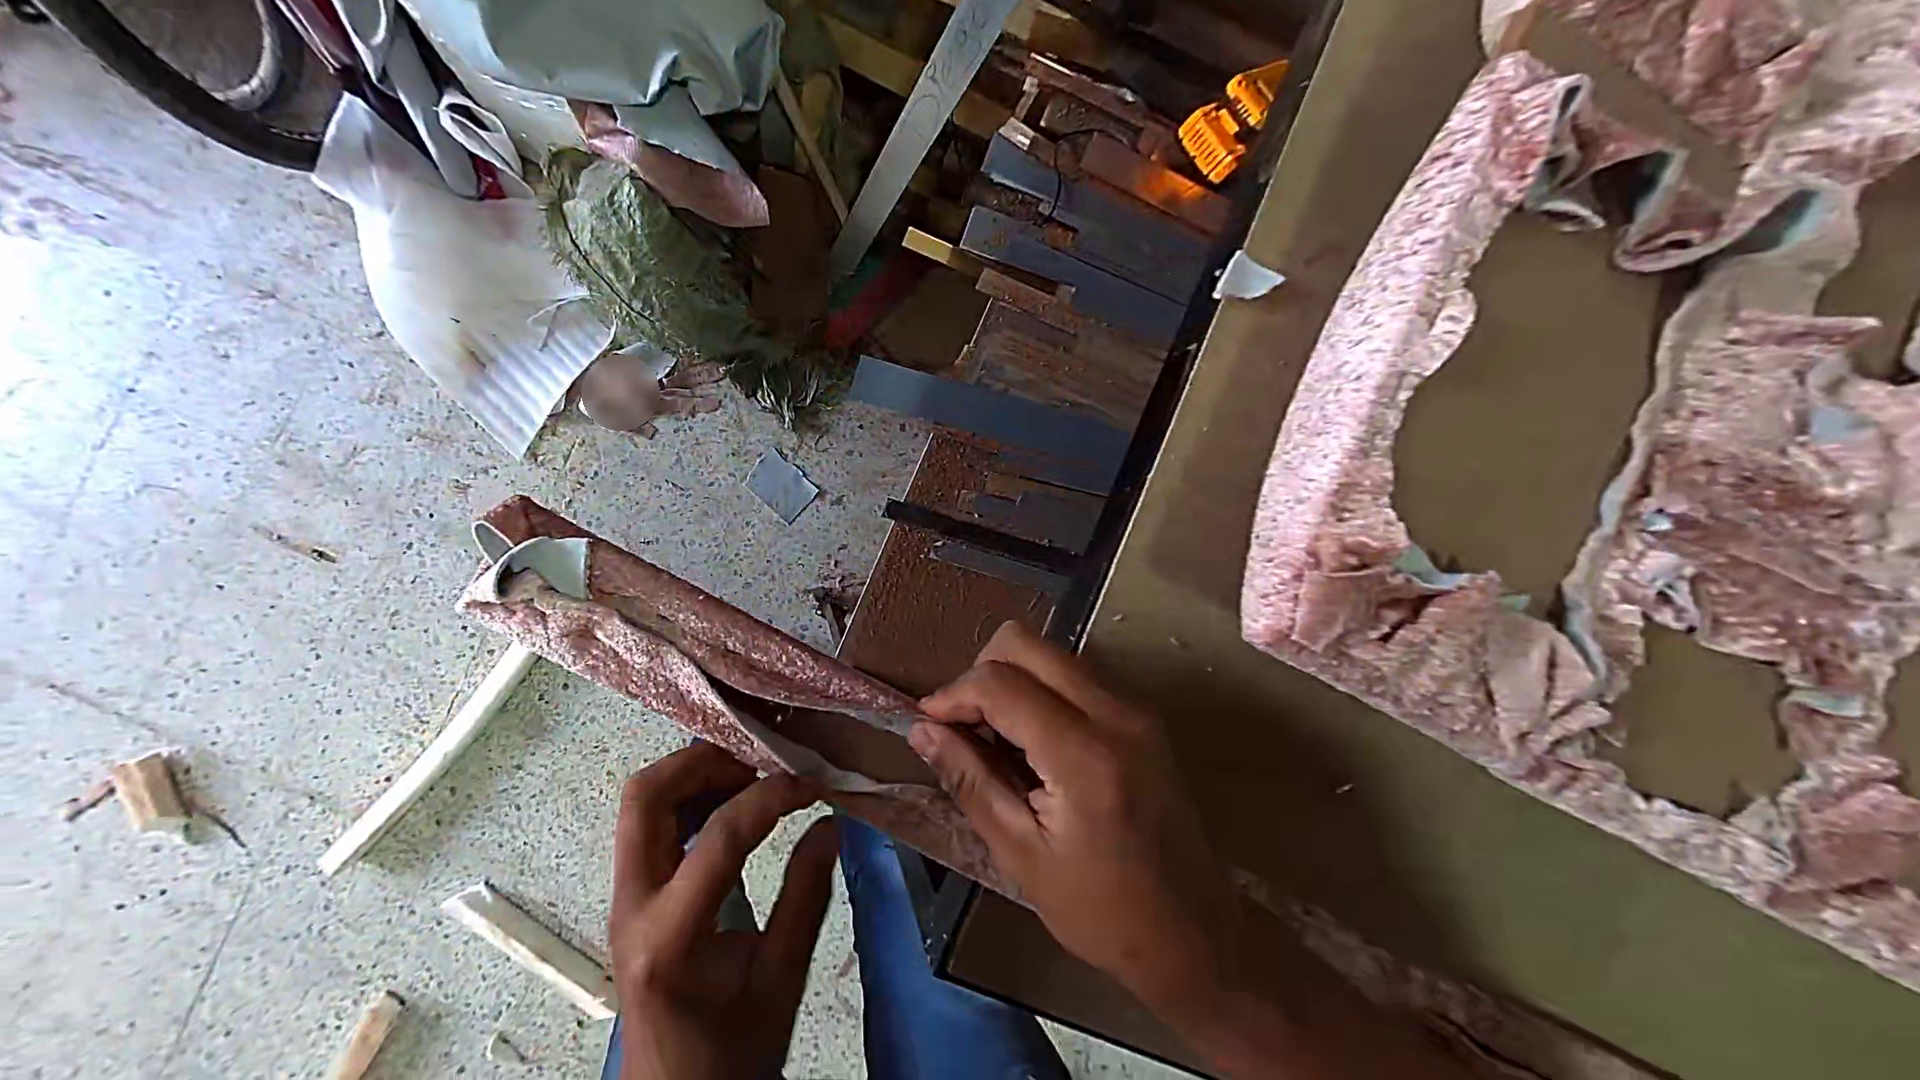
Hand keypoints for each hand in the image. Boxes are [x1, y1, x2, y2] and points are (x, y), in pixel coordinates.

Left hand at [608, 743, 837, 1079]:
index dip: (769, 797)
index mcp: (670, 934)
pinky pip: (651, 825)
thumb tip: (830, 824)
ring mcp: (624, 900)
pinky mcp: (633, 898)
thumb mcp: (781, 979)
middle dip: (704, 761)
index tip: (810, 784)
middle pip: (646, 798)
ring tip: (752, 773)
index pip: (718, 836)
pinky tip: (733, 803)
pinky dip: (690, 797)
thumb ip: (805, 897)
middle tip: (761, 759)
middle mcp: (632, 905)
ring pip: (642, 804)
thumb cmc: (730, 1051)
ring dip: (694, 773)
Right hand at [911, 623, 1243, 1030]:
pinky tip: (1031, 739)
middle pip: (1025, 642)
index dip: (952, 695)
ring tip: (995, 737)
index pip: (1000, 682)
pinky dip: (1039, 688)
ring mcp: (1135, 707)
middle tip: (963, 725)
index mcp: (1085, 754)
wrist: (1194, 930)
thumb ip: (969, 780)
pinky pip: (1074, 672)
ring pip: (1050, 651)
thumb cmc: (1102, 910)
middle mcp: (1116, 712)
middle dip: (980, 672)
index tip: (927, 724)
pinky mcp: (1142, 713)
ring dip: (1010, 678)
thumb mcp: (1021, 854)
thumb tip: (922, 730)